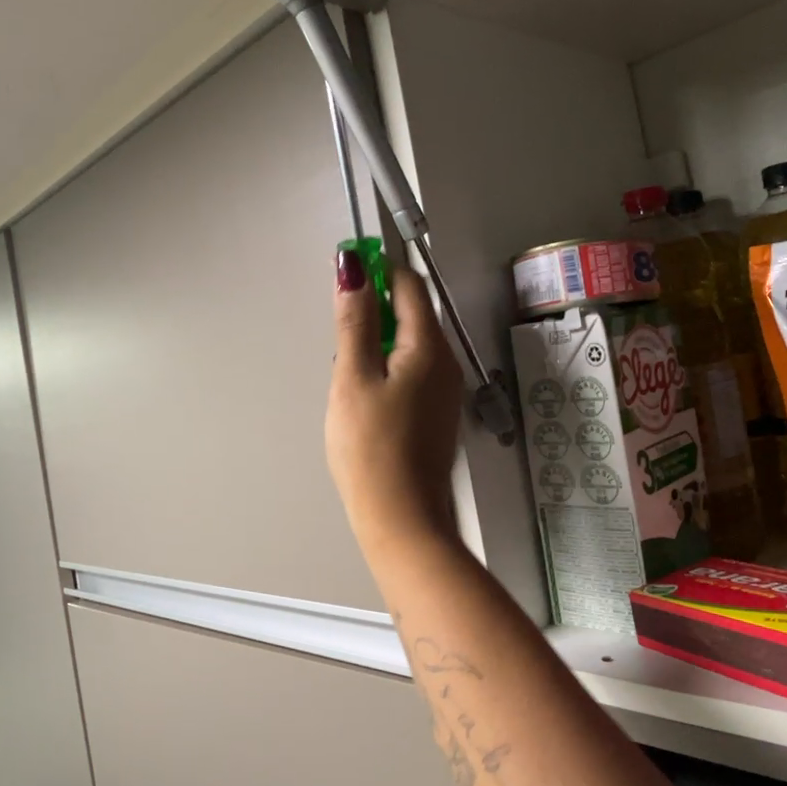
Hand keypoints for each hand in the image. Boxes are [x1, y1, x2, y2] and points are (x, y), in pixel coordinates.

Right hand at [325, 248, 464, 549]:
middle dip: (375, 311)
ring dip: (378, 342)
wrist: (402, 518)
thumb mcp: (353, 378)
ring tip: (348, 375)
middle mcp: (446, 361)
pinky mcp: (436, 412)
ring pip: (410, 344)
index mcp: (429, 346)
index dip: (377, 271)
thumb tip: (353, 267)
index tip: (345, 278)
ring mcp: (445, 389)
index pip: (409, 285)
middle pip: (412, 313)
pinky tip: (365, 397)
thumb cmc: (370, 448)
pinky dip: (388, 367)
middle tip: (340, 340)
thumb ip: (353, 321)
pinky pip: (413, 370)